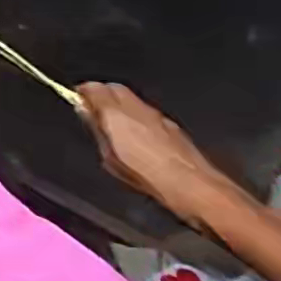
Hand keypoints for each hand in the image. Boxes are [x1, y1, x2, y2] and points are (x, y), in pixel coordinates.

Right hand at [77, 82, 241, 227]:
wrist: (202, 192)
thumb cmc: (149, 177)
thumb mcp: (110, 157)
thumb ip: (96, 130)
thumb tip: (85, 112)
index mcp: (115, 113)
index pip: (92, 87)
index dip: (82, 93)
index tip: (78, 104)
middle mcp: (137, 108)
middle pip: (114, 88)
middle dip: (103, 95)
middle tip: (97, 113)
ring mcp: (160, 117)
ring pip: (133, 100)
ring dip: (122, 107)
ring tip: (119, 129)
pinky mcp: (176, 128)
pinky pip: (150, 114)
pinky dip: (140, 119)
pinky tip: (143, 140)